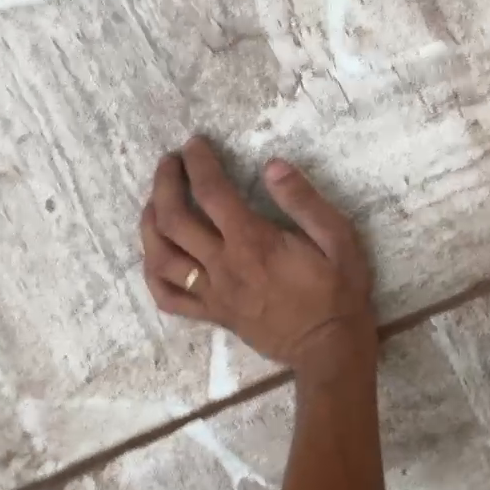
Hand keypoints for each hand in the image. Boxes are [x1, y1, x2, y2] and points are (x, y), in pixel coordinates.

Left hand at [141, 136, 375, 382]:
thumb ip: (304, 201)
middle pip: (175, 219)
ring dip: (150, 222)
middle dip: (166, 183)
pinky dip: (153, 271)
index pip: (212, 193)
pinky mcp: (213, 314)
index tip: (195, 143)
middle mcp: (223, 265)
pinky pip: (168, 296)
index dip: (199, 163)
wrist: (330, 346)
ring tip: (154, 200)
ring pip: (160, 256)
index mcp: (253, 242)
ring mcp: (213, 293)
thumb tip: (272, 165)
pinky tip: (155, 254)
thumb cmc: (339, 290)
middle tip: (170, 161)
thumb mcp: (338, 238)